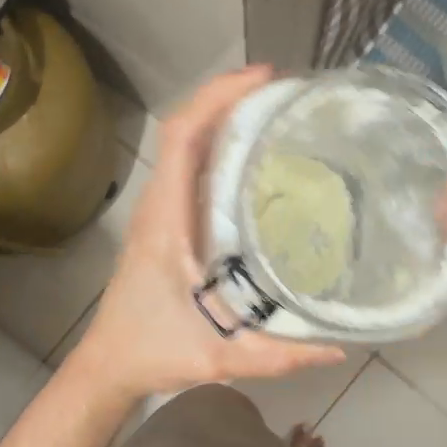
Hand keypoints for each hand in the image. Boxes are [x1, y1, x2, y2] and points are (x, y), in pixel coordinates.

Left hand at [68, 67, 346, 400]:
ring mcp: (158, 213)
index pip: (183, 138)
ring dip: (224, 121)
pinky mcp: (163, 225)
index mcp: (165, 222)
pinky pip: (189, 170)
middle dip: (231, 100)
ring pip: (187, 147)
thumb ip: (279, 357)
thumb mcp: (219, 359)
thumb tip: (337, 351)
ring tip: (277, 114)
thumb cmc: (152, 353)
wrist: (108, 366)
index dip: (219, 97)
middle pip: (187, 130)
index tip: (265, 79)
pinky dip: (219, 150)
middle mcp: (158, 207)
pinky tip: (256, 161)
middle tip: (287, 95)